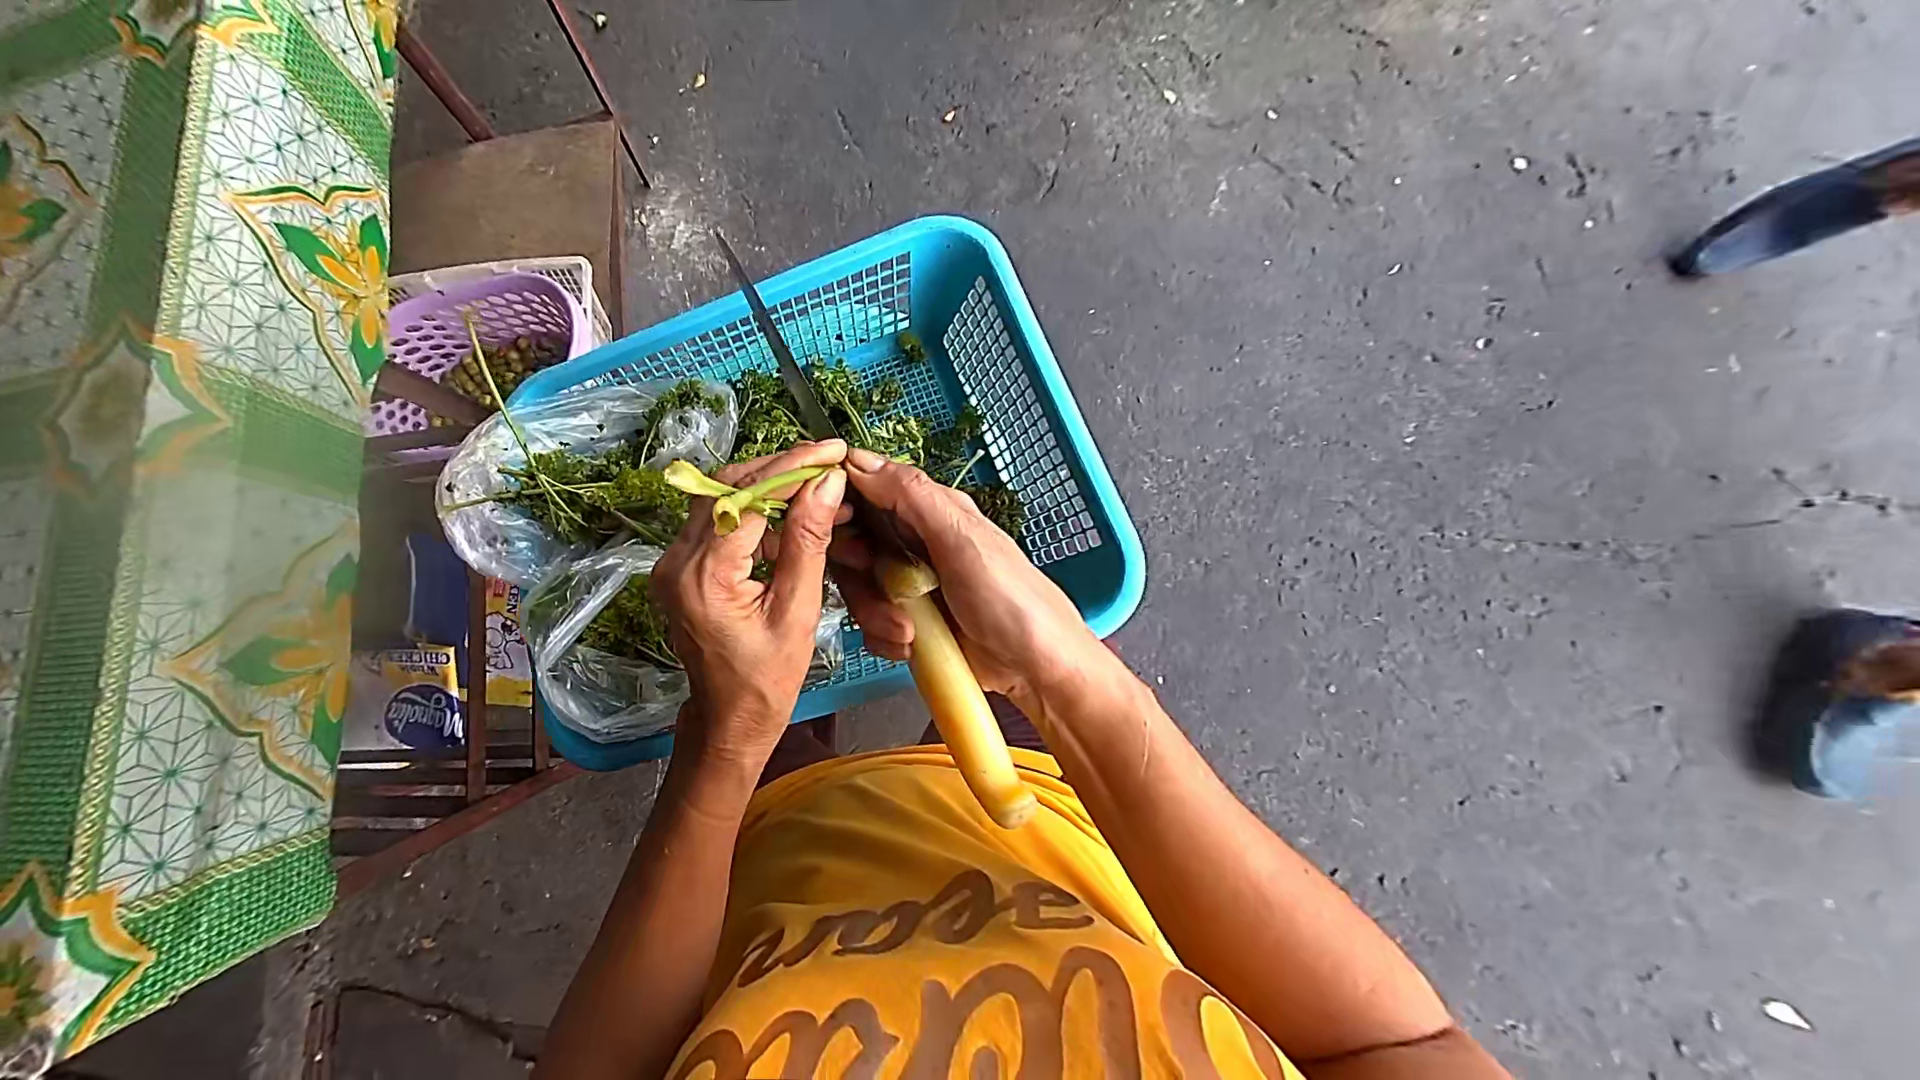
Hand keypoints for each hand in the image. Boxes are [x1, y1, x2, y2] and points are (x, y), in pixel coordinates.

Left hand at [652, 441, 847, 768]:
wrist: (729, 720)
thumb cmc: (768, 680)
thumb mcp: (798, 612)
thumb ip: (808, 543)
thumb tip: (827, 483)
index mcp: (704, 575)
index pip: (747, 497)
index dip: (793, 468)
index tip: (834, 451)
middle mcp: (676, 560)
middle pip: (727, 487)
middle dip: (782, 468)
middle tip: (828, 460)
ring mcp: (674, 562)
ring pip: (722, 497)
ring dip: (771, 485)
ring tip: (819, 487)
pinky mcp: (683, 567)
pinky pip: (720, 521)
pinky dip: (758, 510)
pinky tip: (795, 516)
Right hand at [829, 447, 1117, 711]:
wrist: (1035, 668)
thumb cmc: (1012, 599)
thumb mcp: (962, 539)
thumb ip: (911, 496)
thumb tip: (860, 459)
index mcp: (931, 510)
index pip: (868, 490)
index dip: (843, 508)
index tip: (840, 534)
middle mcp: (917, 542)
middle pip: (855, 544)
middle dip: (860, 575)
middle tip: (883, 591)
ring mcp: (911, 584)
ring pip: (860, 587)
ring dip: (877, 613)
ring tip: (912, 630)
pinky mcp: (909, 620)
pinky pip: (872, 623)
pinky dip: (886, 636)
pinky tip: (913, 644)